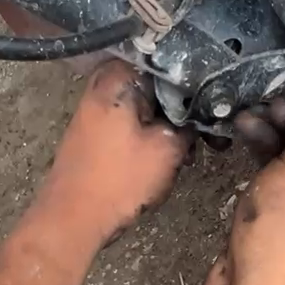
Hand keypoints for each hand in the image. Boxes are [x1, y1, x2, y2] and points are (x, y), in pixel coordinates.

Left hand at [38, 61, 189, 246]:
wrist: (74, 217)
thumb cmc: (118, 180)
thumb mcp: (168, 149)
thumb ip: (188, 125)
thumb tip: (198, 117)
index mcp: (117, 78)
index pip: (169, 67)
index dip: (194, 88)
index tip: (209, 108)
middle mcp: (100, 87)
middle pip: (155, 89)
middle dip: (178, 111)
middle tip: (196, 136)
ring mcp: (93, 111)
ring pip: (143, 110)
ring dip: (164, 128)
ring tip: (182, 154)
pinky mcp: (92, 134)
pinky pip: (129, 127)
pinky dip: (146, 139)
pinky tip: (160, 160)